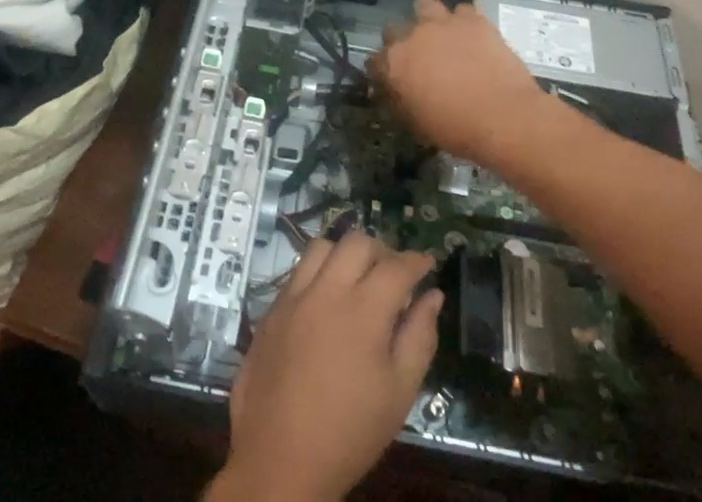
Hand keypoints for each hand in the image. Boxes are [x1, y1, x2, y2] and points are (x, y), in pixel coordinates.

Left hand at [209, 232, 444, 501]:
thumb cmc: (350, 430)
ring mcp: (291, 299)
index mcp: (363, 310)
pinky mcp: (269, 312)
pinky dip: (318, 272)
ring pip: (320, 247)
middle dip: (382, 250)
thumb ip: (419, 336)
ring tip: (358, 278)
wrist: (280, 459)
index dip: (417, 260)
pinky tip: (327, 299)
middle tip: (394, 273)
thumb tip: (432, 296)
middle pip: (356, 242)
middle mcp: (324, 292)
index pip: (396, 265)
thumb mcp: (400, 391)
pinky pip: (296, 273)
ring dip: (345, 253)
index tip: (428, 263)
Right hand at [370, 0, 554, 160]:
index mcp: (394, 64)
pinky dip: (463, 20)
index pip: (374, 61)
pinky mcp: (474, 19)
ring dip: (428, 18)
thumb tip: (390, 92)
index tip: (390, 81)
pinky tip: (470, 34)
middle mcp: (413, 36)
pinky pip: (462, 9)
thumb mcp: (415, 123)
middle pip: (393, 29)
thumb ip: (397, 101)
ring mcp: (444, 23)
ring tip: (440, 34)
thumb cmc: (455, 128)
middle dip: (401, 41)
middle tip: (416, 58)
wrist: (504, 116)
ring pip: (425, 5)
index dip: (381, 71)